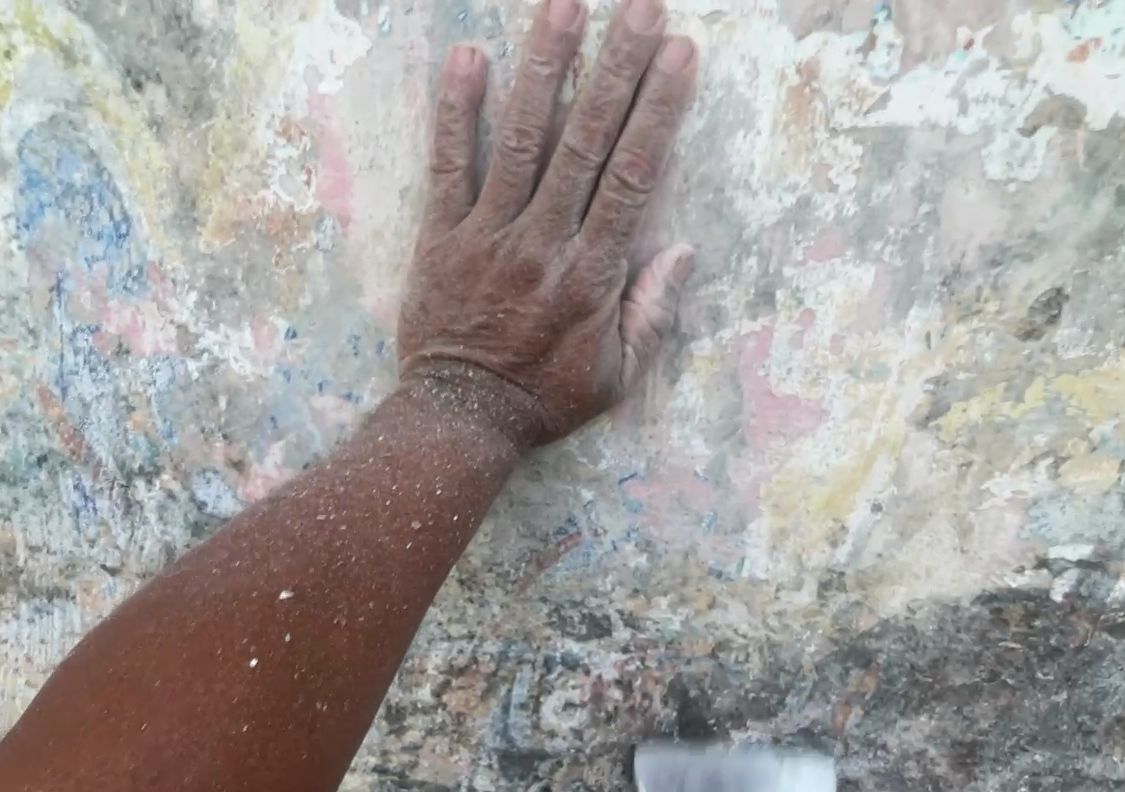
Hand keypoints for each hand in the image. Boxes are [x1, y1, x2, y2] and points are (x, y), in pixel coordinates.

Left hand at [398, 0, 698, 448]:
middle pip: (584, 144)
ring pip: (520, 142)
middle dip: (615, 69)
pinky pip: (448, 168)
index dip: (657, 113)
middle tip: (639, 6)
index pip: (631, 179)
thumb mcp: (617, 376)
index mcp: (592, 277)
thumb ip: (651, 314)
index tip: (679, 55)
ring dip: (543, 68)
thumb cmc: (546, 399)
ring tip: (564, 5)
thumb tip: (683, 249)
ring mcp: (489, 237)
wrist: (465, 417)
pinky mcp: (441, 240)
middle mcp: (543, 245)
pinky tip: (468, 58)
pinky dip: (456, 113)